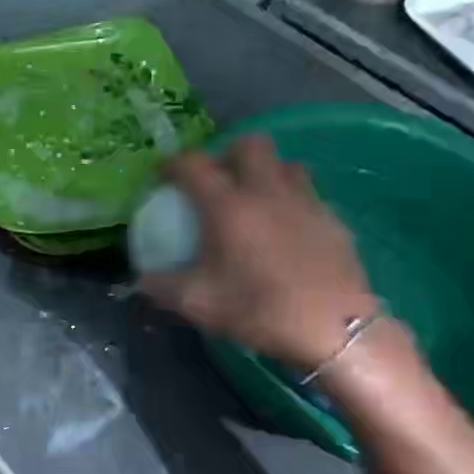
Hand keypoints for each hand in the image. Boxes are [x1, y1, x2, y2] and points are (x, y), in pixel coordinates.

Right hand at [139, 136, 377, 372]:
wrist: (332, 329)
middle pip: (250, 145)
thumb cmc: (259, 311)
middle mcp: (267, 191)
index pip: (195, 164)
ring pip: (285, 164)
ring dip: (266, 172)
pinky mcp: (333, 219)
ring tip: (257, 201)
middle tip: (219, 181)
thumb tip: (141, 280)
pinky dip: (292, 201)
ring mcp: (306, 201)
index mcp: (228, 206)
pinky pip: (309, 194)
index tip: (165, 176)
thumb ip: (162, 287)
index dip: (174, 164)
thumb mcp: (198, 305)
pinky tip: (288, 232)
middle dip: (228, 154)